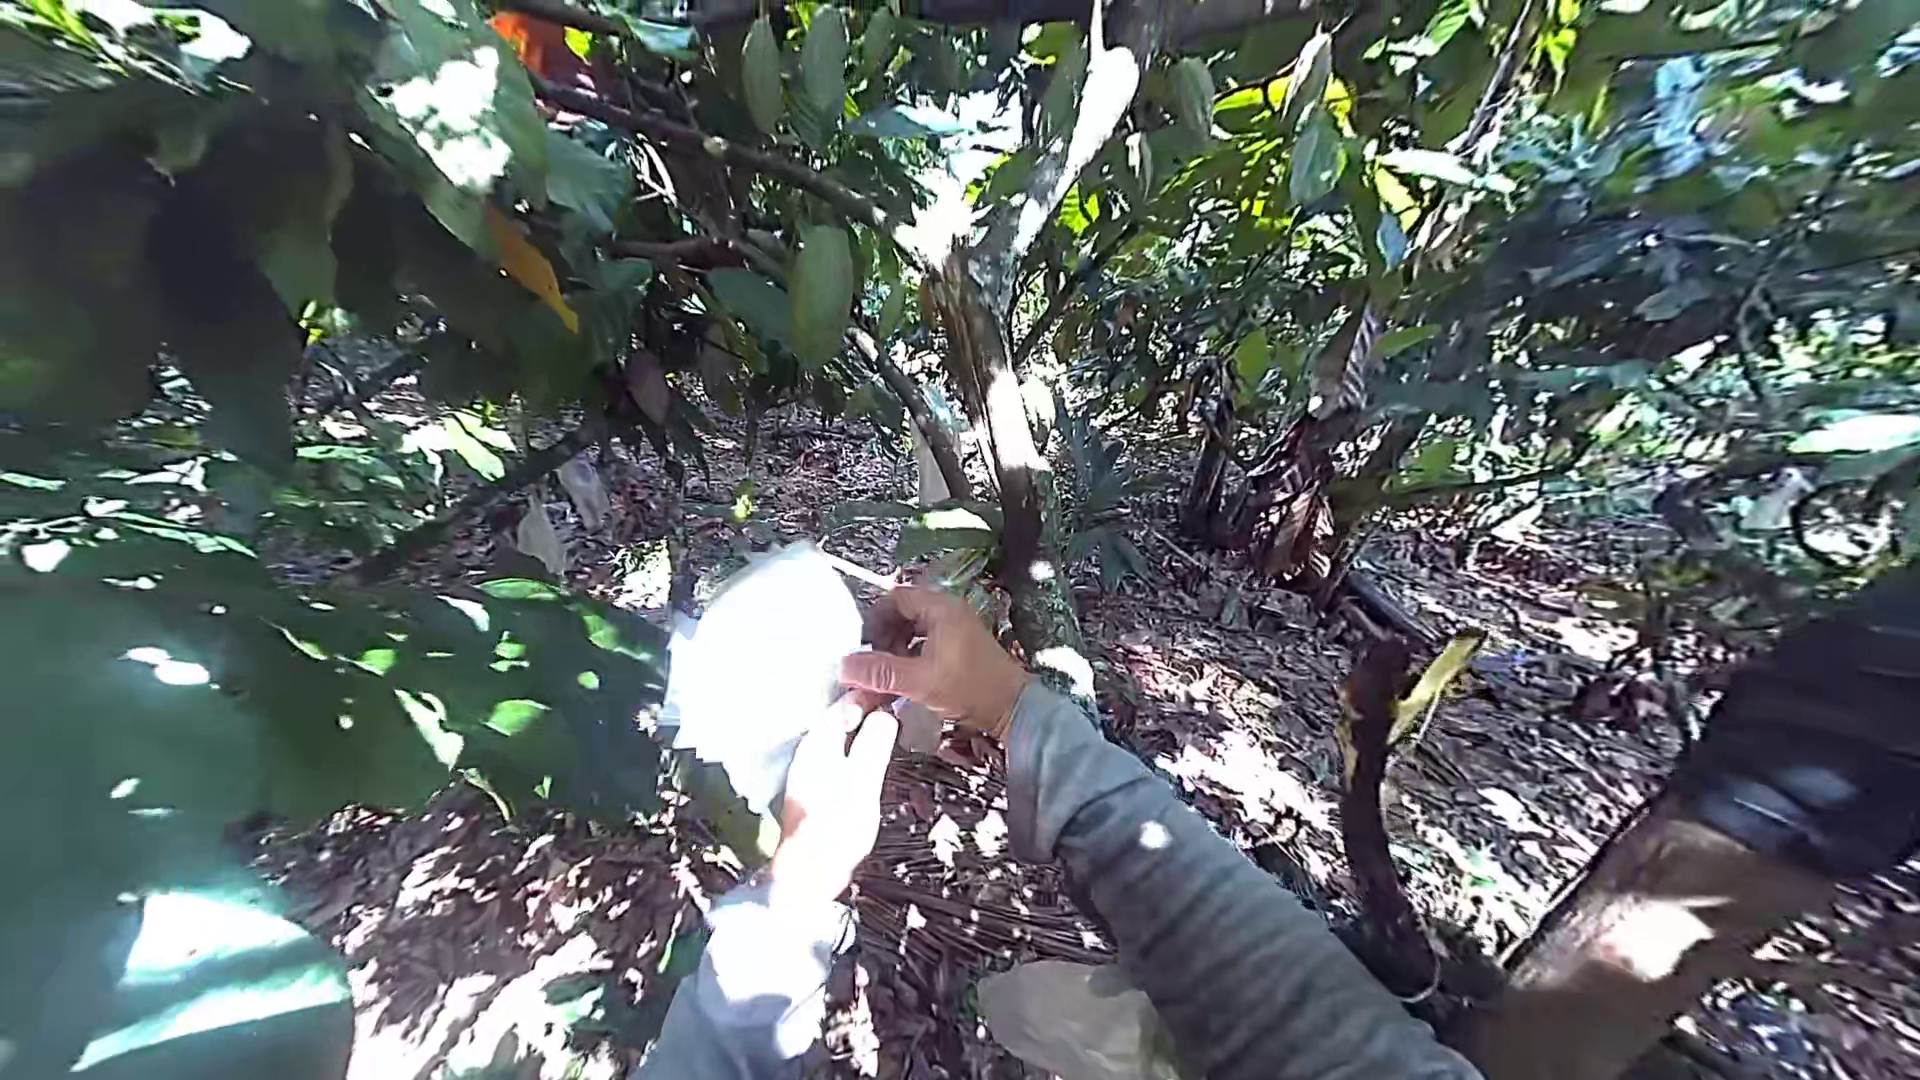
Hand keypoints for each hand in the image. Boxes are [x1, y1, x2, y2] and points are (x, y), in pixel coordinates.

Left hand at [768, 695, 898, 907]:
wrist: (811, 875)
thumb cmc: (837, 825)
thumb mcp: (864, 778)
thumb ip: (874, 741)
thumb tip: (886, 712)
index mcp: (818, 743)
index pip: (845, 703)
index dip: (872, 693)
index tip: (898, 688)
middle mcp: (810, 751)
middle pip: (841, 717)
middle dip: (869, 708)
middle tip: (900, 704)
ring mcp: (811, 770)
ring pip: (841, 735)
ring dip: (864, 727)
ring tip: (892, 723)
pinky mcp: (817, 787)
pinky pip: (841, 752)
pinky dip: (858, 745)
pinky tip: (873, 753)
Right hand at [839, 585, 1029, 739]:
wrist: (1011, 708)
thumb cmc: (970, 688)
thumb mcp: (920, 680)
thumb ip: (881, 673)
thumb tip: (844, 666)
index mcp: (940, 608)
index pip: (895, 598)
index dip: (874, 620)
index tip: (862, 647)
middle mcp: (946, 611)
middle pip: (901, 614)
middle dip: (882, 639)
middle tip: (872, 665)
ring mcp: (953, 628)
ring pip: (911, 631)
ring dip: (893, 651)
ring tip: (886, 676)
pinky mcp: (956, 646)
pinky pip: (923, 643)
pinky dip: (908, 658)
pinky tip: (902, 680)